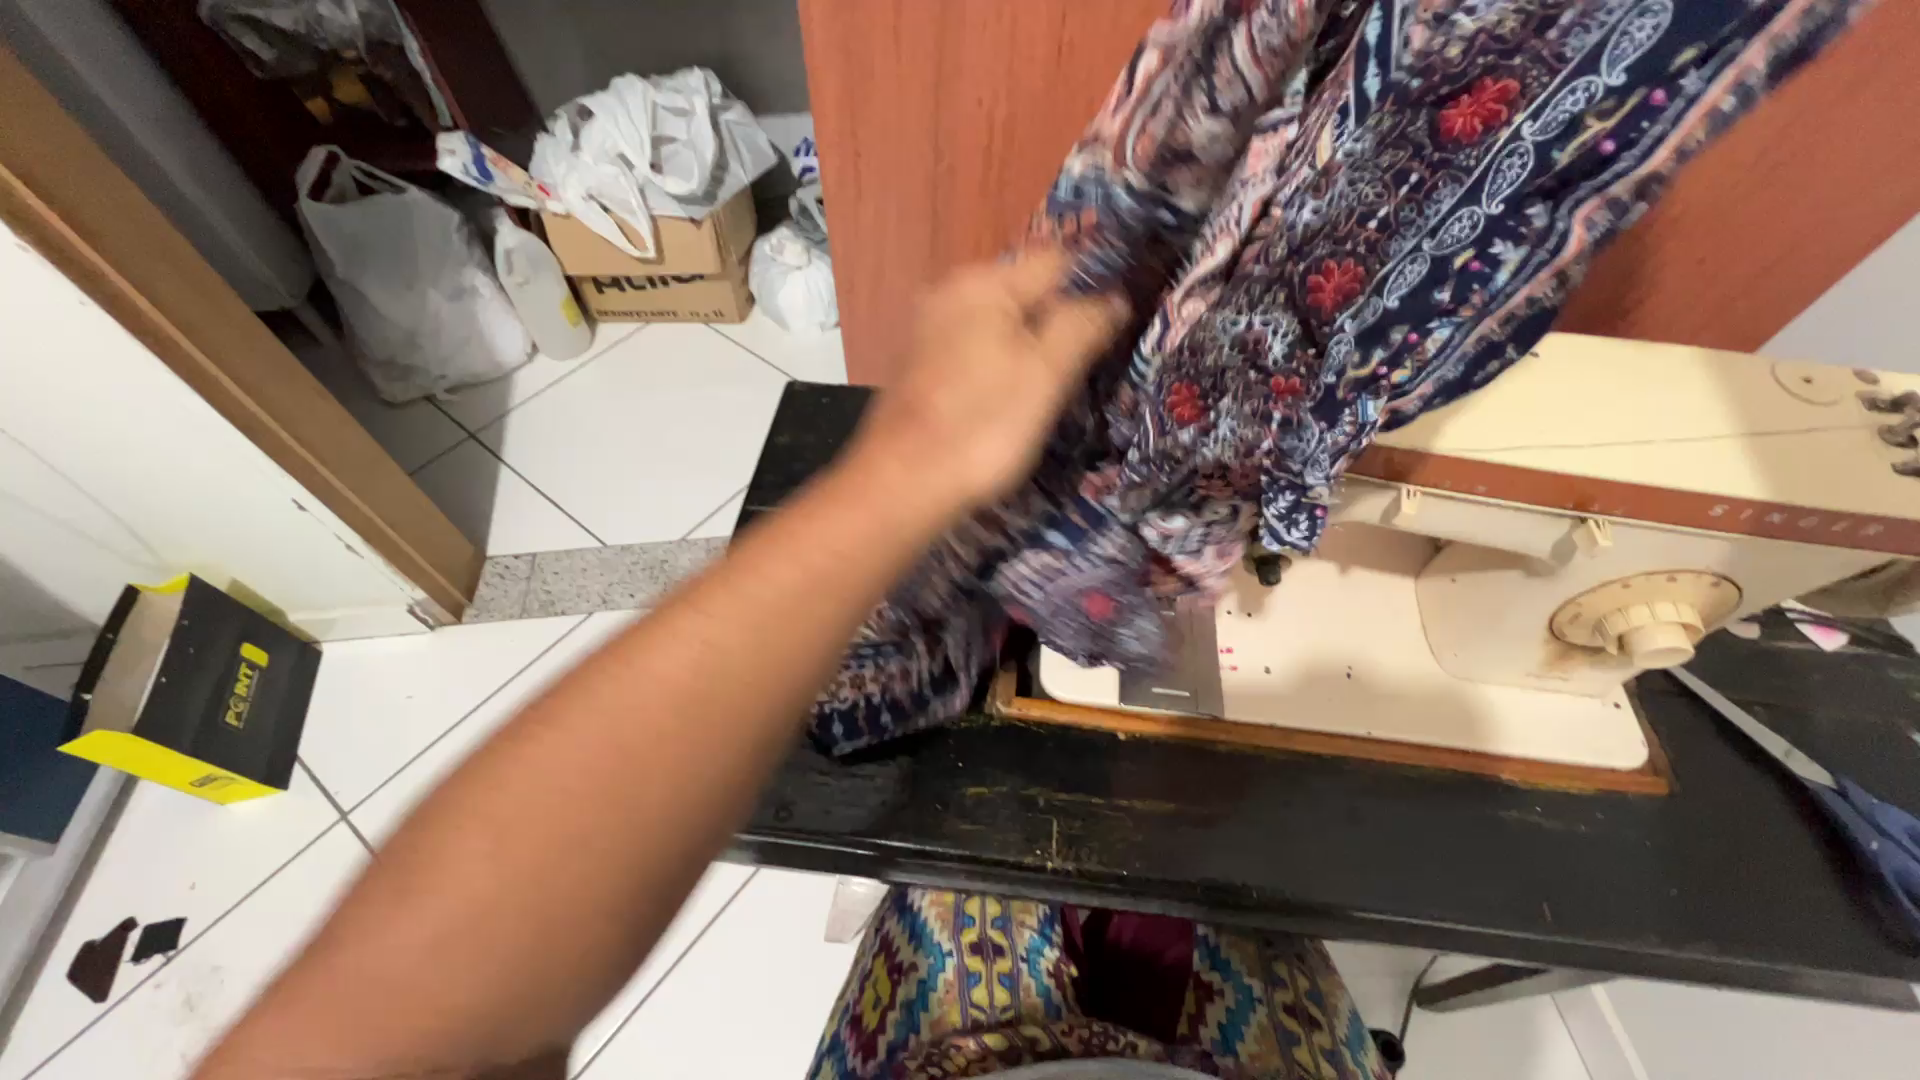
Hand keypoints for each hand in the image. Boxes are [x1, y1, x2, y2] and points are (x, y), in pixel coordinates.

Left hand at [850, 248, 1128, 517]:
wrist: (902, 485)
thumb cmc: (983, 425)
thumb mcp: (1047, 372)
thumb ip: (1085, 325)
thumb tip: (1117, 296)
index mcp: (982, 282)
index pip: (1057, 261)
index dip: (1094, 288)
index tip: (1115, 330)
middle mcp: (949, 293)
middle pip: (1026, 295)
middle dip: (1058, 324)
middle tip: (1083, 370)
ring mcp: (928, 332)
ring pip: (1000, 328)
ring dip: (1029, 352)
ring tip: (1049, 394)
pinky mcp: (919, 368)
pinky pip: (975, 354)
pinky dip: (997, 371)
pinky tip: (1007, 406)